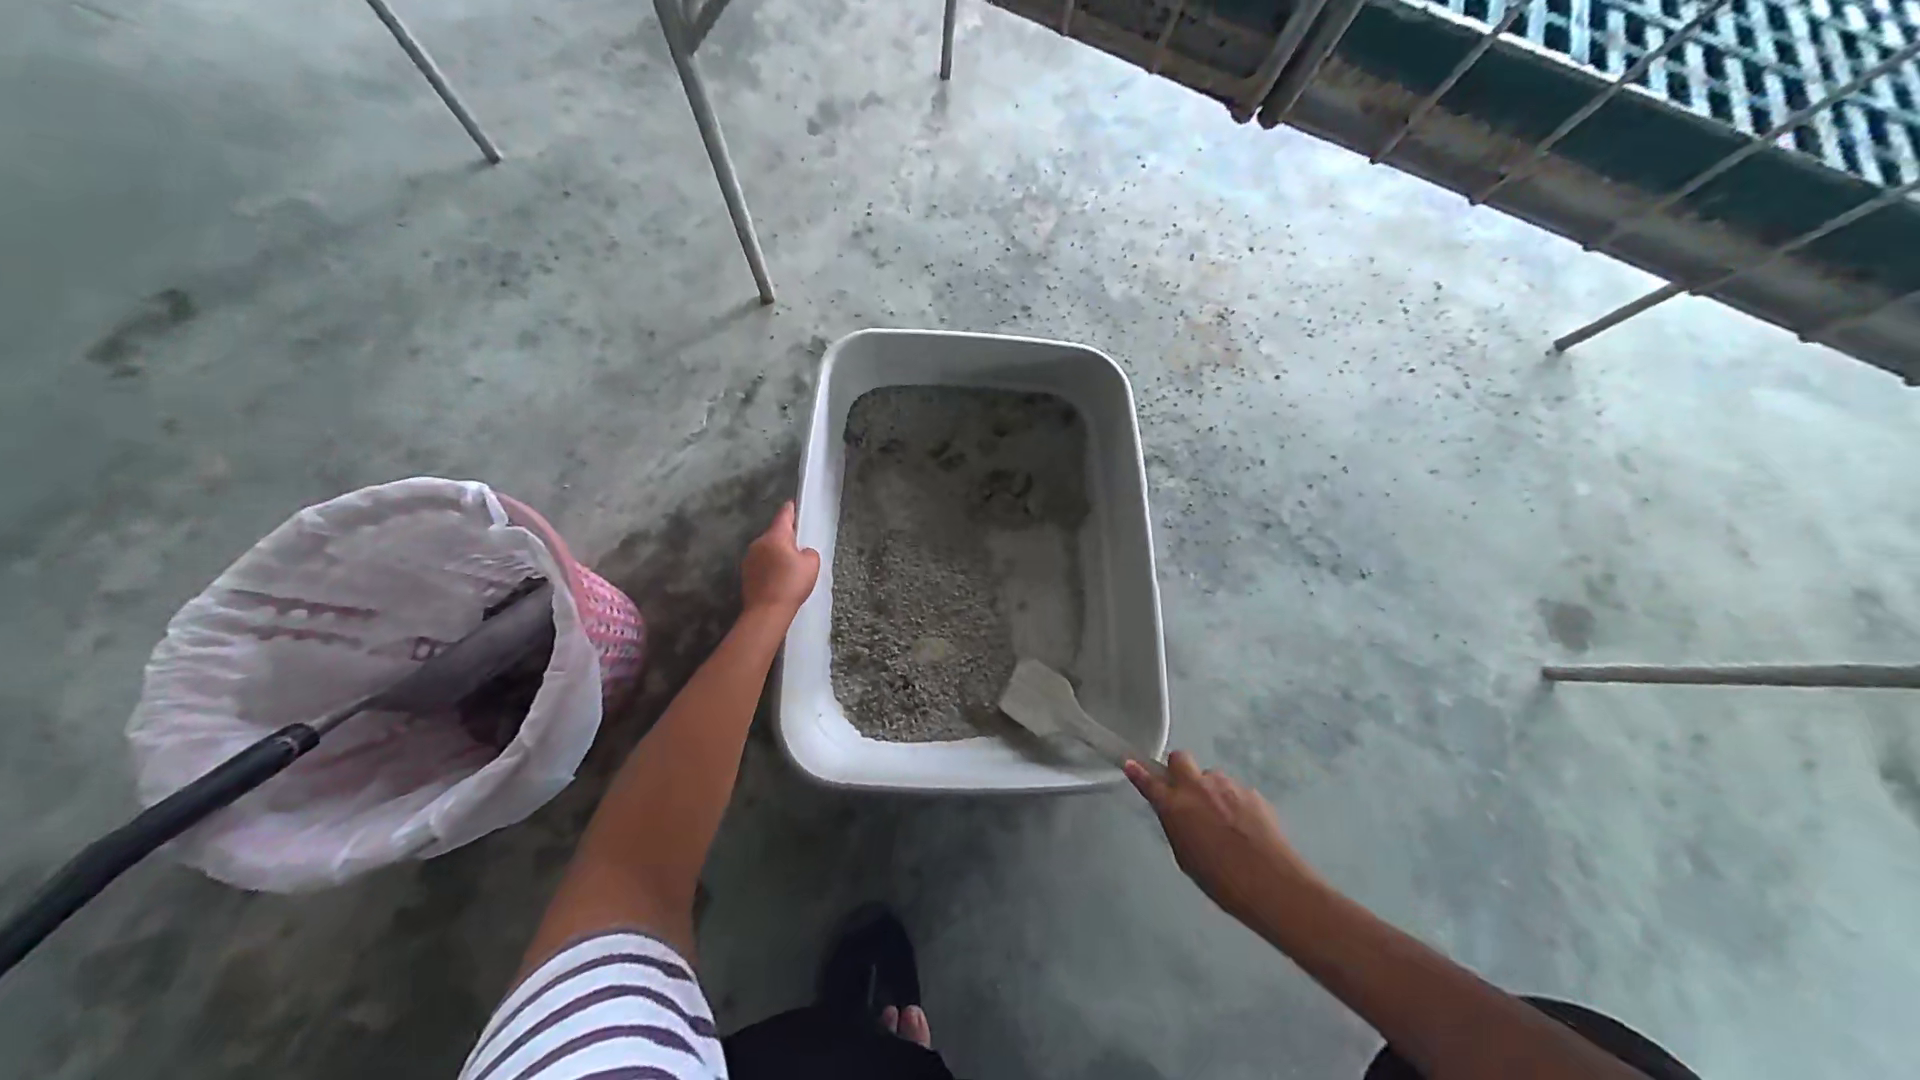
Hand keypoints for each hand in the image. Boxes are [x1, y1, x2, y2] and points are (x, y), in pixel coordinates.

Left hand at [741, 501, 820, 618]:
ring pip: (767, 549)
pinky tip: (778, 579)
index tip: (792, 505)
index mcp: (775, 536)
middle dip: (786, 538)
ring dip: (776, 553)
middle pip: (775, 534)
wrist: (767, 611)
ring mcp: (749, 558)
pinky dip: (770, 567)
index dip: (791, 509)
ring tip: (789, 569)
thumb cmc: (791, 584)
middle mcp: (759, 543)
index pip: (784, 515)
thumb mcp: (812, 565)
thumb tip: (801, 552)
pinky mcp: (745, 573)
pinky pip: (761, 563)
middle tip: (799, 549)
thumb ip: (808, 552)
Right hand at [1126, 752, 1319, 920]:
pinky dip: (1234, 803)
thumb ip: (1176, 826)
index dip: (1138, 772)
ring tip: (1224, 821)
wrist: (1271, 883)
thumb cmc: (1221, 880)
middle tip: (1186, 792)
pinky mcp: (1251, 791)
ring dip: (1211, 790)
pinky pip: (1235, 791)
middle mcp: (1197, 788)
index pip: (1149, 781)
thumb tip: (1177, 814)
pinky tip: (1245, 828)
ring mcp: (1226, 786)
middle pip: (1180, 758)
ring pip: (1211, 776)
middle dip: (1179, 770)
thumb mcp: (1185, 857)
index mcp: (1175, 805)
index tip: (1131, 763)